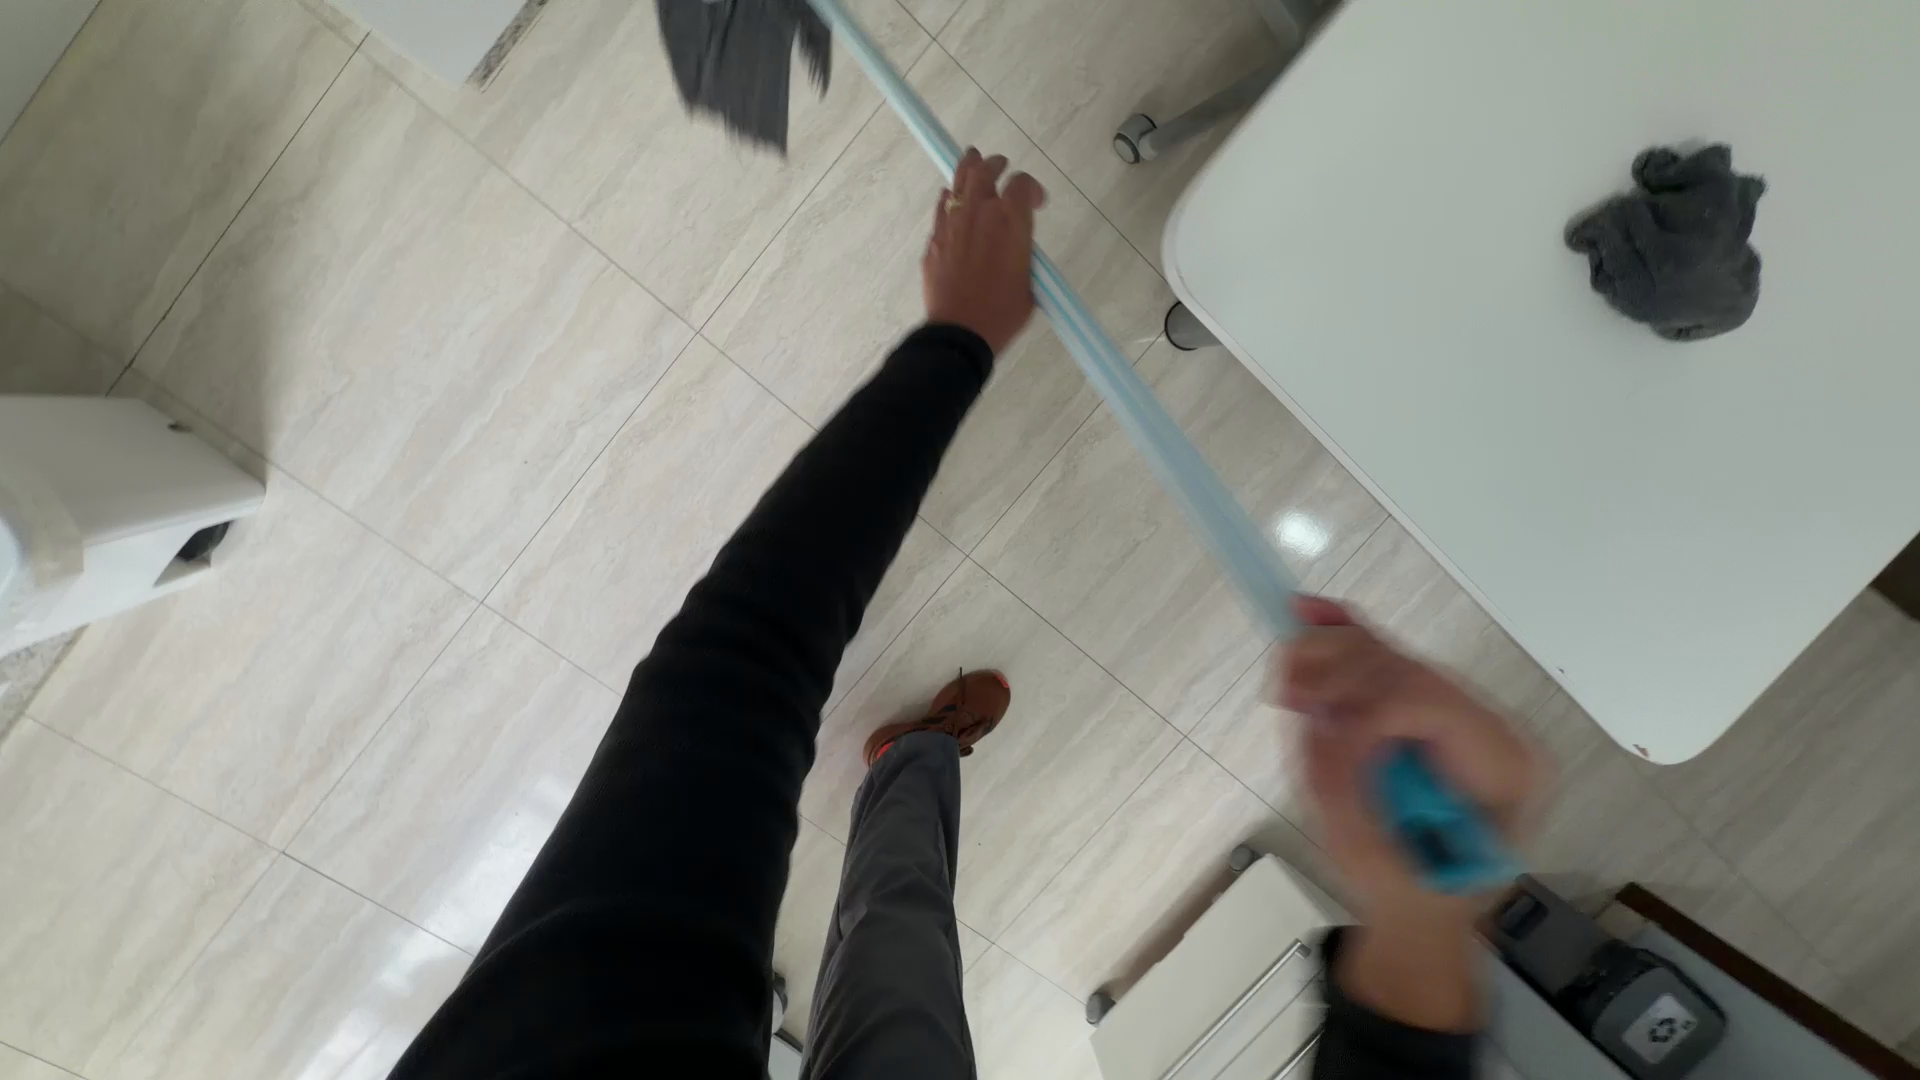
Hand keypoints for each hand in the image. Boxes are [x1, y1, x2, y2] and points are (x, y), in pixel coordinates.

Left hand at [922, 147, 1045, 354]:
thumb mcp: (1029, 283)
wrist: (961, 332)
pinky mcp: (934, 239)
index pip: (1023, 185)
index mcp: (1011, 220)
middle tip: (1000, 164)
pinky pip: (942, 207)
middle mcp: (981, 212)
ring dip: (969, 168)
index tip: (1036, 202)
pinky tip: (952, 199)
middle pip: (986, 171)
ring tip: (973, 159)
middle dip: (996, 165)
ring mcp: (953, 223)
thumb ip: (1022, 253)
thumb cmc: (1002, 313)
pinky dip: (950, 199)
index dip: (1032, 190)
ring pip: (959, 182)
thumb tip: (1016, 245)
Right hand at [1277, 596, 1548, 1029]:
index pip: (1428, 706)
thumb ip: (1346, 791)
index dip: (1363, 710)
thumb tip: (1318, 721)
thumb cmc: (1409, 893)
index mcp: (1502, 769)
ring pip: (1386, 655)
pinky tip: (1304, 612)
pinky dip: (1337, 635)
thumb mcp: (1373, 859)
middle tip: (1286, 691)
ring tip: (1285, 682)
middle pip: (1404, 669)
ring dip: (1326, 656)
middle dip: (1336, 672)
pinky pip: (1378, 656)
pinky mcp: (1420, 705)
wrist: (1426, 904)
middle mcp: (1486, 727)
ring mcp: (1455, 711)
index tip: (1315, 732)